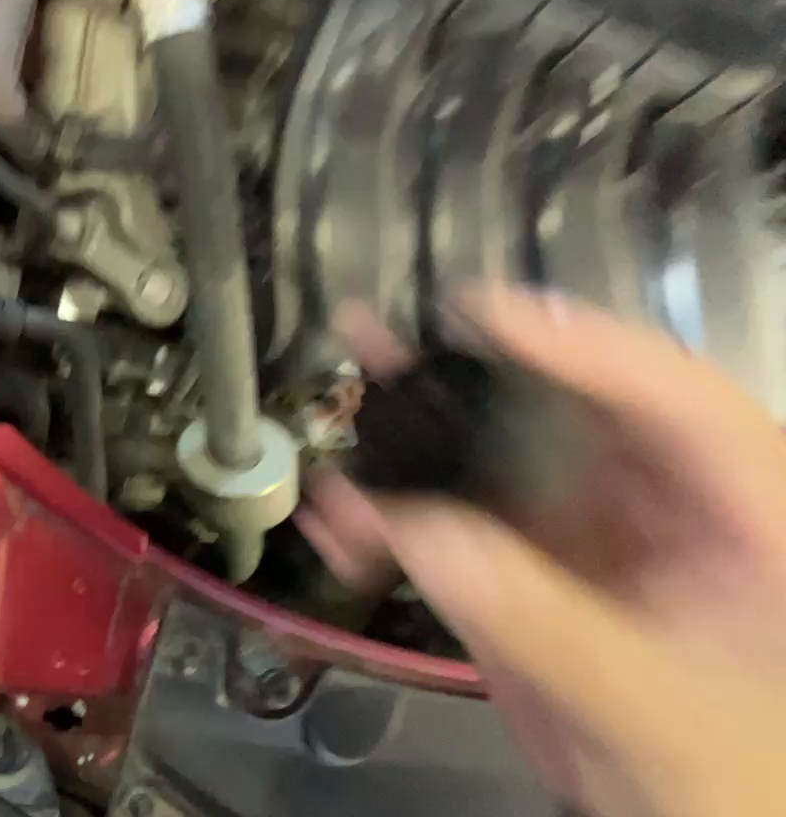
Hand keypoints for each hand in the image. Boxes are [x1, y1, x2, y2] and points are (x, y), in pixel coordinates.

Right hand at [300, 289, 785, 816]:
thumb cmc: (734, 786)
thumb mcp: (657, 714)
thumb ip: (545, 622)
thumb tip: (422, 532)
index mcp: (742, 527)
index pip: (677, 407)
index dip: (583, 344)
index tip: (483, 309)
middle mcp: (650, 511)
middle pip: (552, 412)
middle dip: (455, 373)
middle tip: (374, 336)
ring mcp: (570, 537)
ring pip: (475, 461)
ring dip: (396, 441)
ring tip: (338, 404)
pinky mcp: (506, 566)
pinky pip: (430, 522)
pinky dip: (374, 518)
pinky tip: (335, 523)